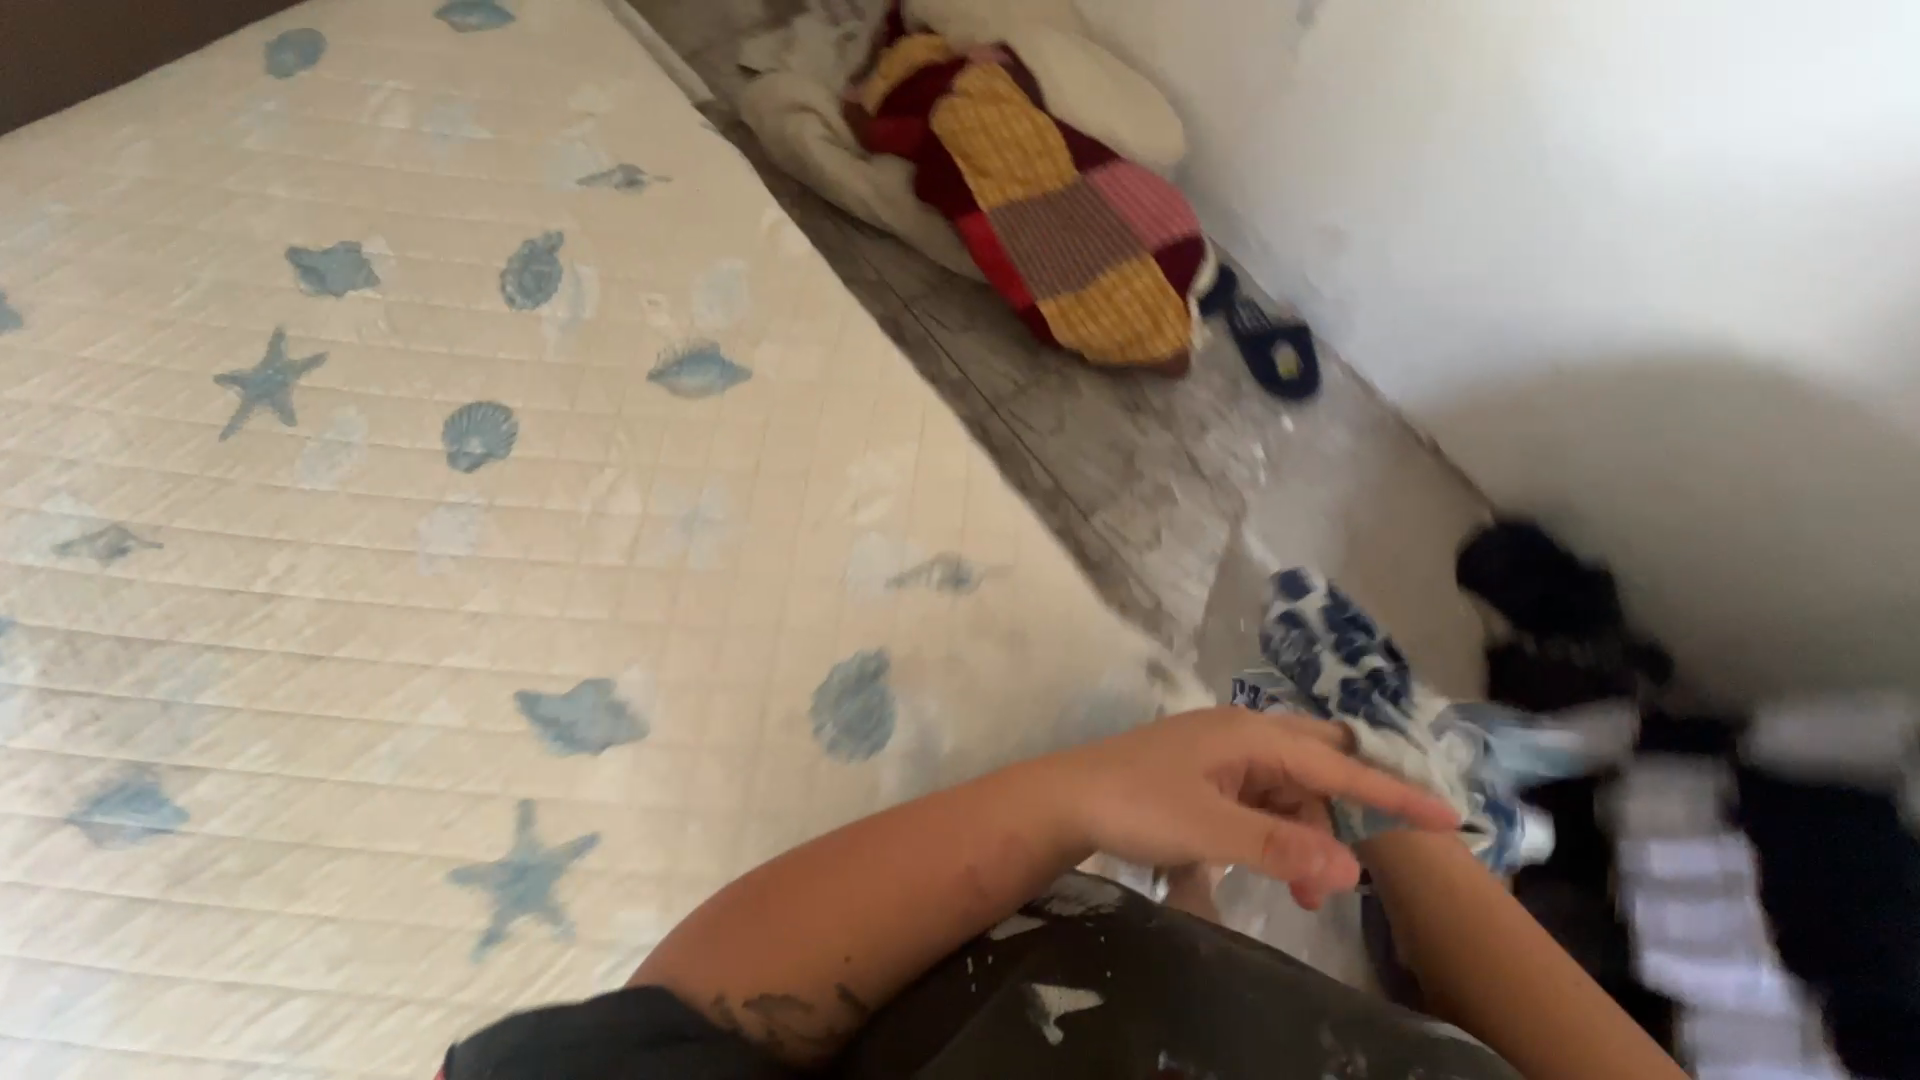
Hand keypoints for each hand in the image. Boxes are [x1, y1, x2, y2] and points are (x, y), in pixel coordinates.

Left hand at [1040, 706, 1458, 908]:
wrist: (1064, 798)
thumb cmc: (1135, 804)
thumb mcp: (1209, 830)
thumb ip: (1279, 849)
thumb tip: (1351, 872)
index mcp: (1250, 734)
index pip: (1338, 764)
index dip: (1392, 795)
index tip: (1449, 819)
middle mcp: (1241, 734)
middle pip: (1316, 771)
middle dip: (1338, 822)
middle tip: (1342, 877)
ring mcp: (1219, 753)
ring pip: (1286, 792)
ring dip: (1301, 839)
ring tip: (1299, 897)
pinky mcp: (1200, 774)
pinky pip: (1256, 800)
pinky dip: (1270, 833)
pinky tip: (1265, 866)